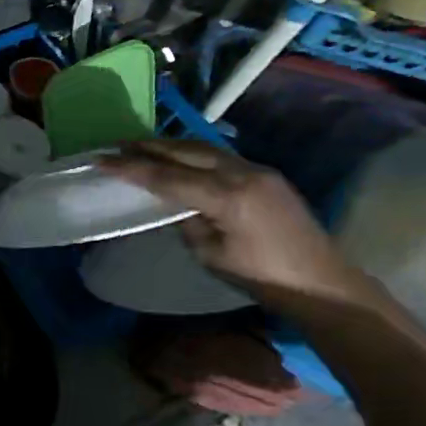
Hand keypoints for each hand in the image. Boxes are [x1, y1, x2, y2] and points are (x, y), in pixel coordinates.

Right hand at [101, 141, 385, 308]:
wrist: (321, 281)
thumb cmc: (264, 279)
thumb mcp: (213, 256)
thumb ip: (189, 223)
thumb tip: (176, 204)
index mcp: (228, 197)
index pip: (169, 177)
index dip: (133, 168)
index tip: (103, 159)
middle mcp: (243, 172)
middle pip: (187, 151)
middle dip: (150, 147)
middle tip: (118, 145)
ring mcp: (257, 169)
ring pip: (205, 148)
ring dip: (172, 146)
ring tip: (143, 147)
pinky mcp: (266, 173)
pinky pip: (221, 156)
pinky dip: (194, 154)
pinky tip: (181, 159)